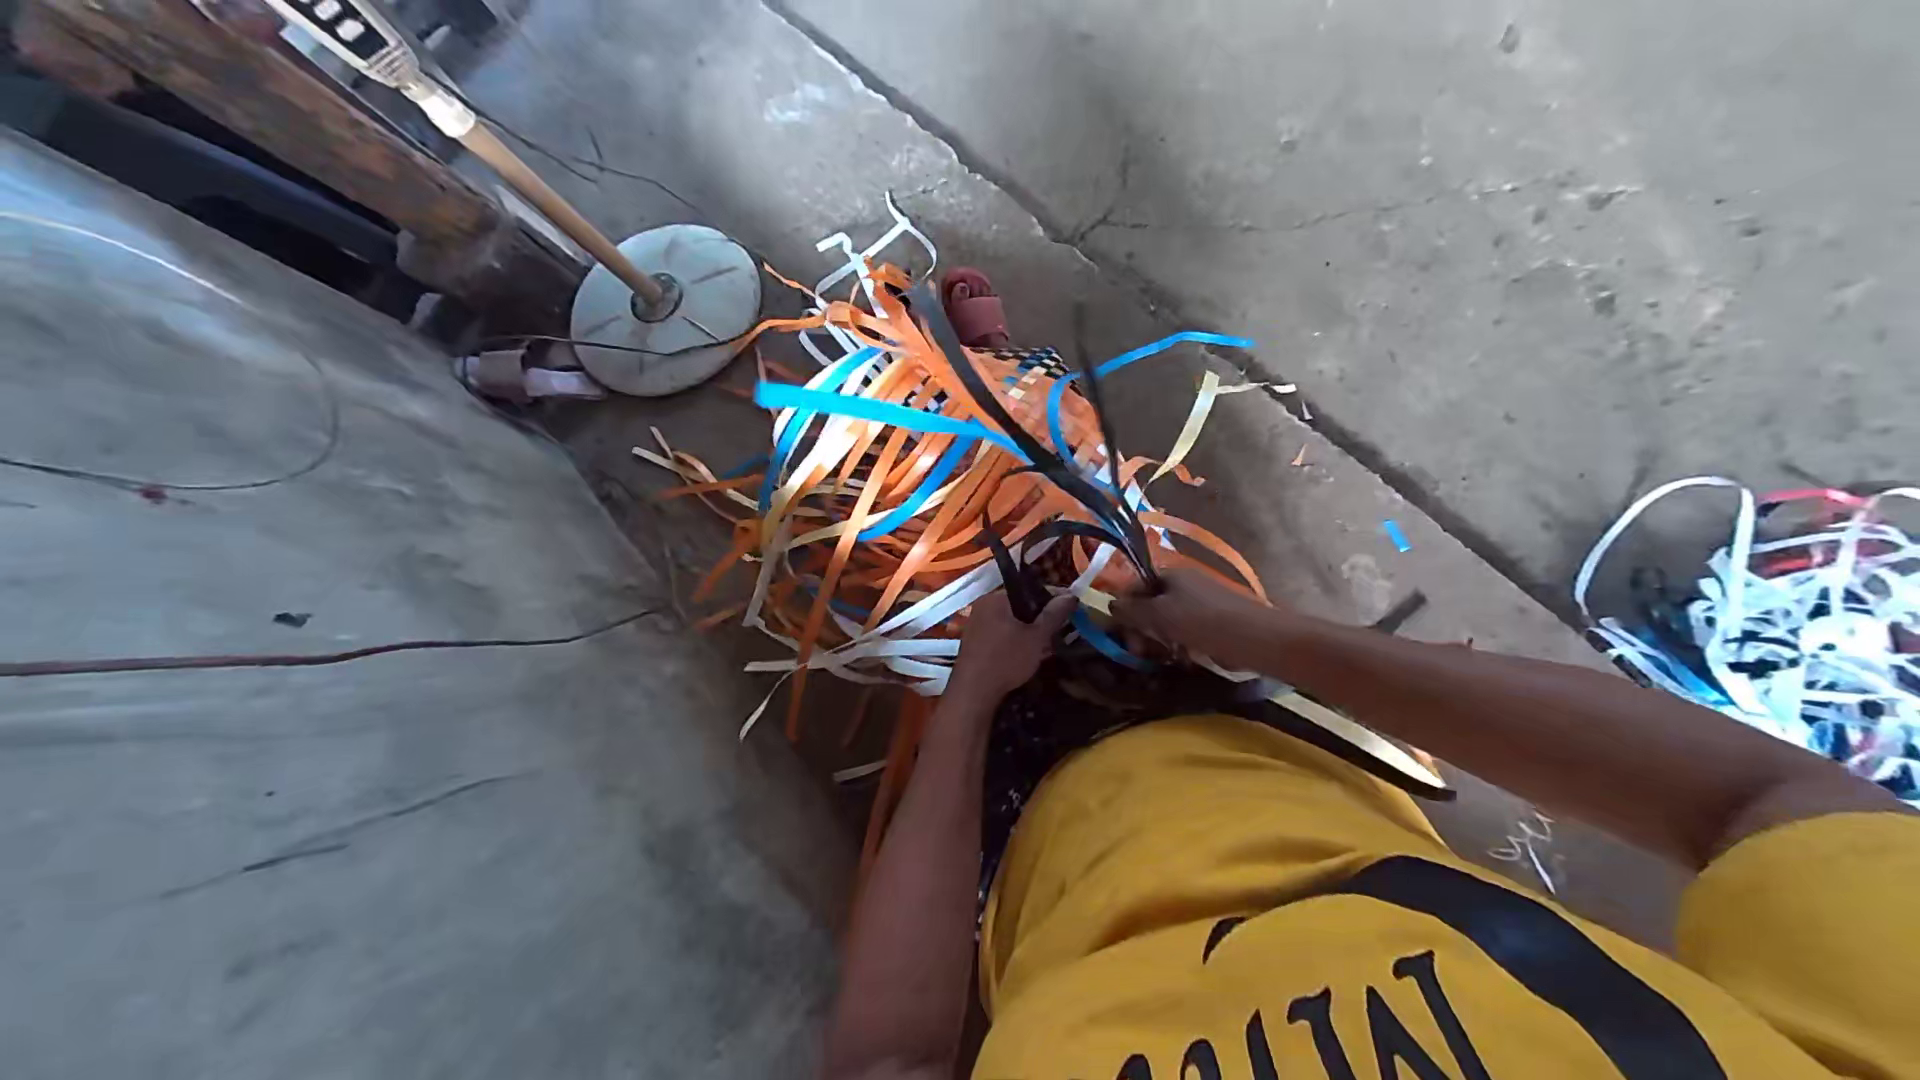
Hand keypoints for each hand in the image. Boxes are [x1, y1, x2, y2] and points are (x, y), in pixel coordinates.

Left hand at [947, 592, 1076, 702]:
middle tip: (1059, 630)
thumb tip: (1071, 595)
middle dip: (1040, 618)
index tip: (1070, 608)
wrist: (973, 692)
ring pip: (1010, 621)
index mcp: (996, 598)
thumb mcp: (1036, 637)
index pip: (1028, 590)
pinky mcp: (974, 642)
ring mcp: (976, 624)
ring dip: (1029, 631)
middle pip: (1019, 605)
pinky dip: (1015, 640)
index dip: (1052, 598)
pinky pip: (1000, 633)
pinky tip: (1028, 654)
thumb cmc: (1006, 659)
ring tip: (1047, 644)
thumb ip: (1054, 615)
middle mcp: (983, 606)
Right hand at [1111, 567, 1273, 657]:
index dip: (1124, 608)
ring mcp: (1200, 603)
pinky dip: (1179, 645)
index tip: (1122, 633)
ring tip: (1162, 657)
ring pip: (1167, 621)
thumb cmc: (1201, 621)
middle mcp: (1184, 585)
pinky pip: (1185, 632)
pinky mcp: (1213, 623)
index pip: (1135, 586)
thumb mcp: (1158, 614)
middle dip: (1141, 628)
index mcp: (1170, 574)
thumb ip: (1130, 609)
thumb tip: (1110, 604)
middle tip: (1139, 652)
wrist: (1255, 639)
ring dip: (1158, 640)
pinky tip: (1181, 659)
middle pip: (1150, 605)